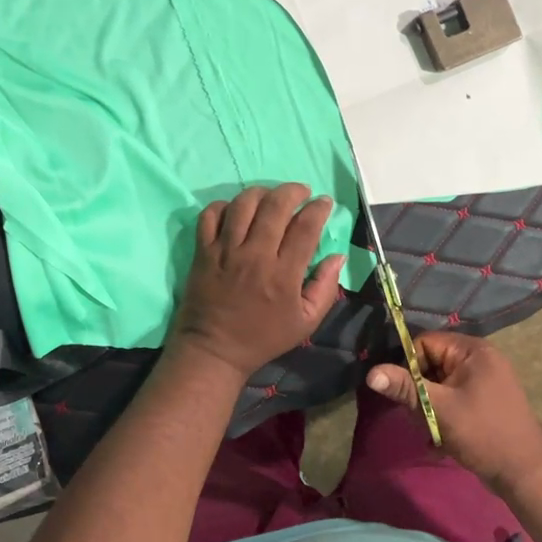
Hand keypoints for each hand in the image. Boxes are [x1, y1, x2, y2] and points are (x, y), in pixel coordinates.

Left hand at [168, 184, 347, 380]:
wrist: (214, 350)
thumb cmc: (263, 337)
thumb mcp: (306, 322)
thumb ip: (326, 287)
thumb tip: (337, 255)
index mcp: (284, 274)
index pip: (305, 227)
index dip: (318, 208)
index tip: (324, 202)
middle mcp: (255, 256)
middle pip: (275, 205)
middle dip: (293, 191)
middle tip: (301, 192)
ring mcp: (226, 251)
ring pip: (243, 204)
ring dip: (261, 192)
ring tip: (270, 196)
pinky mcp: (203, 251)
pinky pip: (210, 215)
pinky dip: (224, 206)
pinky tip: (235, 211)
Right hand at [366, 332, 541, 492]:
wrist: (526, 474)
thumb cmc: (483, 434)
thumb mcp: (439, 409)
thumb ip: (405, 388)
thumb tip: (371, 373)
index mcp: (473, 350)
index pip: (426, 343)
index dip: (410, 365)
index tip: (406, 393)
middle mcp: (481, 358)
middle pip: (432, 363)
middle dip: (421, 391)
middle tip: (419, 417)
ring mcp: (485, 380)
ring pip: (440, 384)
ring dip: (430, 408)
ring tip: (433, 432)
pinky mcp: (486, 401)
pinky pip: (453, 398)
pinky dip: (444, 416)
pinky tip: (442, 441)